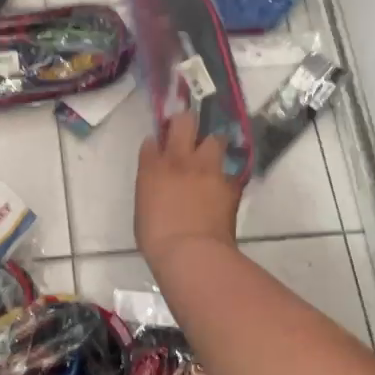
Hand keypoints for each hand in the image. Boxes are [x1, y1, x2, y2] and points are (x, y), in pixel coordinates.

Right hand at [135, 111, 243, 266]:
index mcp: (152, 168)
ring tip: (211, 157)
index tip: (159, 146)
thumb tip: (158, 187)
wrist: (192, 253)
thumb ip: (151, 190)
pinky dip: (227, 176)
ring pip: (215, 139)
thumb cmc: (157, 240)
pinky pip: (231, 171)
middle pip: (184, 121)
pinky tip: (225, 186)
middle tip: (187, 133)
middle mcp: (179, 160)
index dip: (156, 141)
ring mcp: (207, 168)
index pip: (151, 141)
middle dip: (185, 122)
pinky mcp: (229, 183)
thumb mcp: (143, 211)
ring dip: (212, 145)